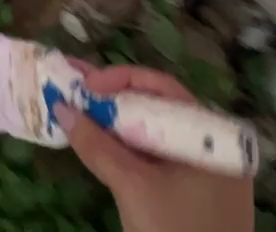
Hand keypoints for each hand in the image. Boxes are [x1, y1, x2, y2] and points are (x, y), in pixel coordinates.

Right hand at [58, 64, 254, 231]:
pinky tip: (101, 145)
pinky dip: (128, 148)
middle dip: (114, 100)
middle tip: (76, 96)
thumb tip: (60, 107)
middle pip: (159, 108)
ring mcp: (206, 174)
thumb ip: (96, 144)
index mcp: (214, 139)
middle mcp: (214, 149)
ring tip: (81, 115)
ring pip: (155, 133)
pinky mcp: (193, 194)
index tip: (85, 88)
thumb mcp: (131, 187)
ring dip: (117, 124)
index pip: (163, 88)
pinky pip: (157, 156)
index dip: (120, 81)